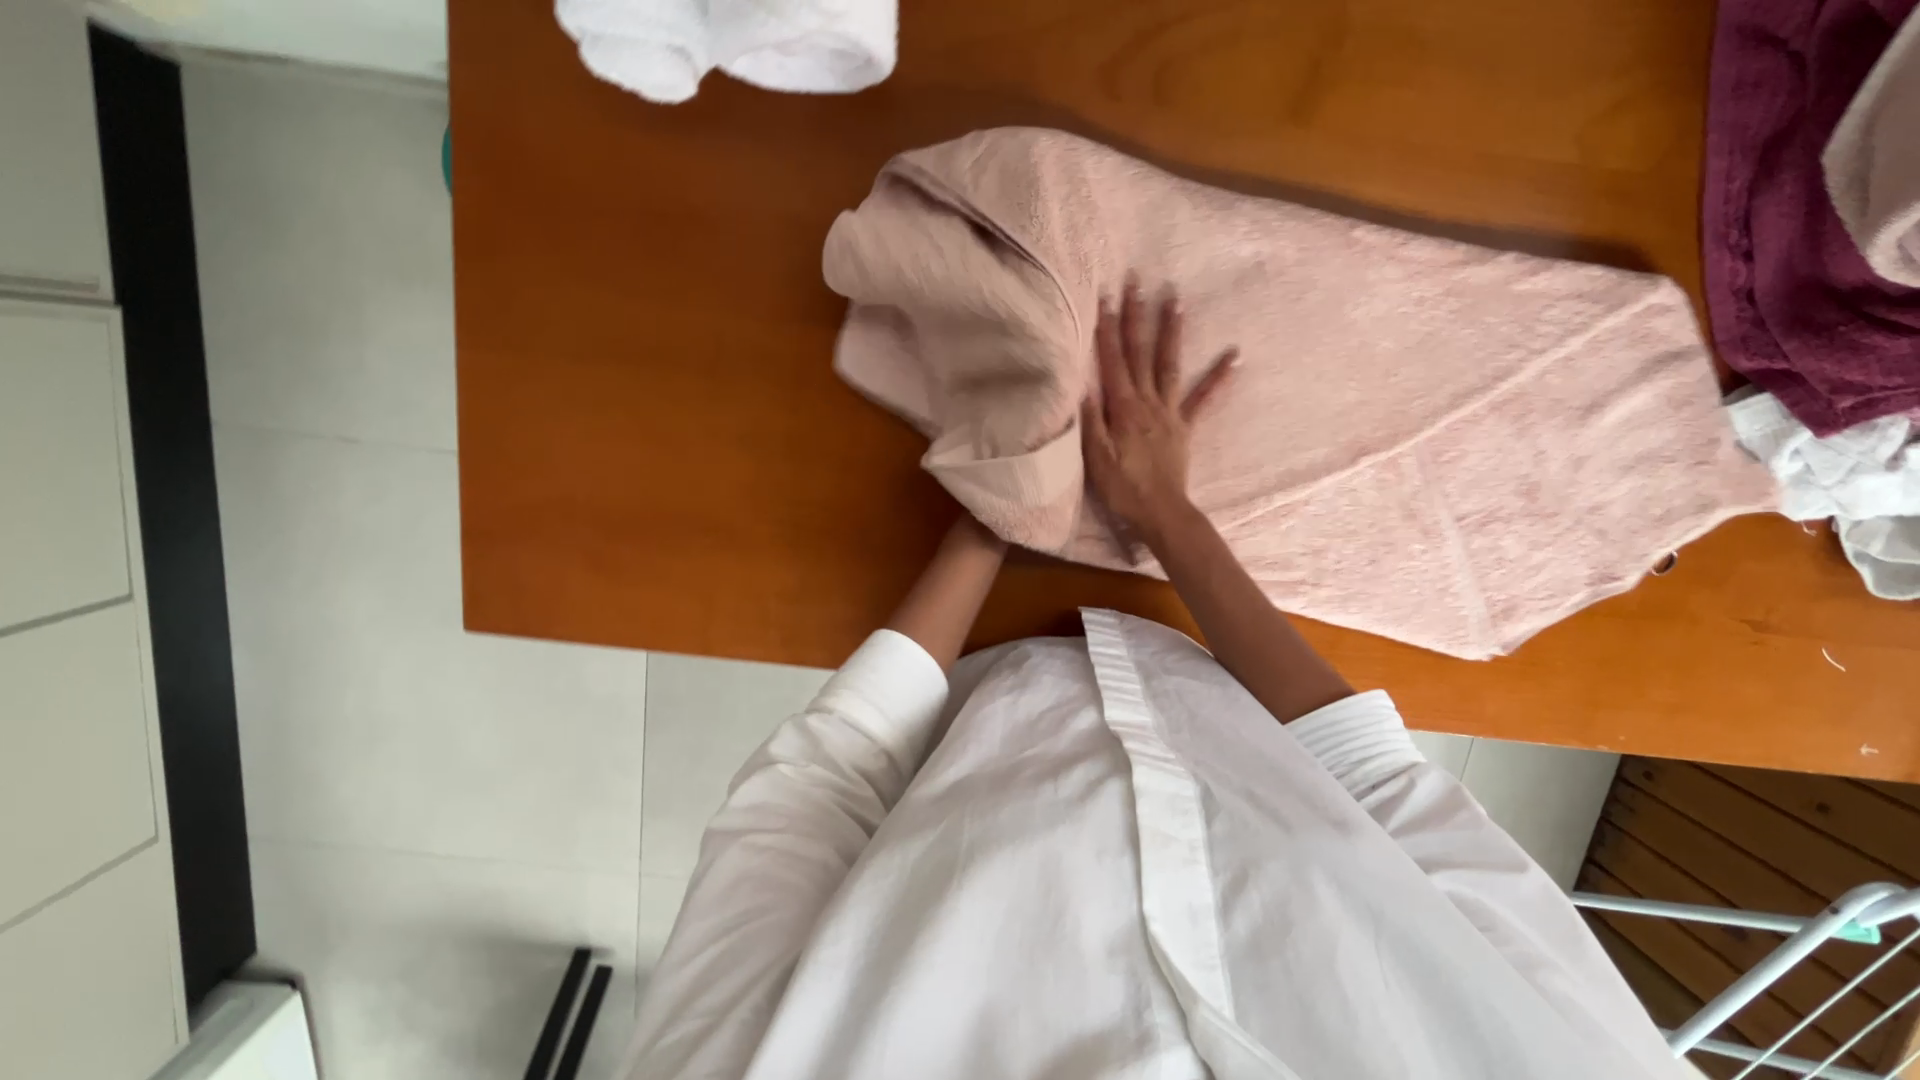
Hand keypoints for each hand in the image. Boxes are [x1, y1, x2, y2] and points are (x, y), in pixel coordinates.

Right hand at [1080, 277, 1237, 552]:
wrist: (1161, 512)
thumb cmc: (1122, 488)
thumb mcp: (1095, 458)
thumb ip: (1090, 420)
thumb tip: (1084, 384)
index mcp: (1122, 408)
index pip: (1111, 360)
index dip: (1106, 327)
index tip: (1105, 295)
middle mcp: (1146, 402)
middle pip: (1139, 353)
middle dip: (1136, 316)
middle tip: (1138, 281)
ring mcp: (1169, 412)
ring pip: (1169, 364)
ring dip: (1171, 331)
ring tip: (1175, 299)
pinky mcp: (1184, 427)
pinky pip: (1203, 399)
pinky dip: (1218, 377)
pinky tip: (1233, 356)